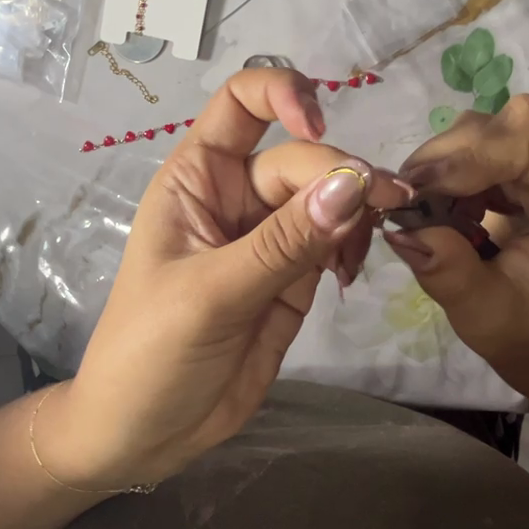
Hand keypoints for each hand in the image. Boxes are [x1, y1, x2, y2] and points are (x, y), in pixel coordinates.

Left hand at [40, 69, 411, 487]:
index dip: (284, 95)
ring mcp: (267, 238)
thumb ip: (283, 243)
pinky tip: (353, 270)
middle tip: (384, 206)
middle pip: (301, 159)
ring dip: (358, 209)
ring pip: (327, 198)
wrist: (145, 433)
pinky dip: (354, 245)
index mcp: (195, 179)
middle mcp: (235, 197)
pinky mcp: (293, 278)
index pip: (242, 103)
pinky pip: (335, 242)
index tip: (319, 129)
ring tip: (369, 245)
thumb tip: (354, 186)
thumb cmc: (150, 353)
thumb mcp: (211, 294)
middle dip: (342, 175)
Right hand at [383, 95, 528, 379]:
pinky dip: (452, 170)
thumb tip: (402, 229)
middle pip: (503, 125)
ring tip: (426, 213)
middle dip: (447, 161)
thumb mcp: (484, 315)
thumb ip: (448, 272)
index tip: (421, 193)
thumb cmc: (526, 329)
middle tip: (408, 206)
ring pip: (487, 129)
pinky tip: (444, 208)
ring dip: (444, 166)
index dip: (469, 153)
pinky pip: (484, 143)